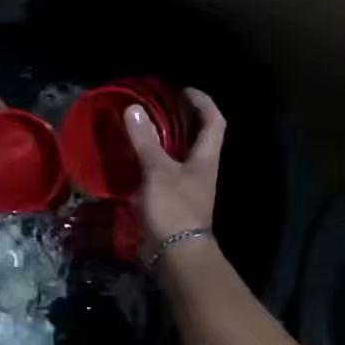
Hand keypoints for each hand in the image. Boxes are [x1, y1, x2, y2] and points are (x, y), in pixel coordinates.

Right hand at [123, 87, 224, 244]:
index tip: (183, 89)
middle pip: (196, 137)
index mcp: (206, 158)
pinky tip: (130, 160)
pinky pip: (161, 174)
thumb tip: (134, 109)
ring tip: (140, 129)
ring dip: (161, 141)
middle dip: (179, 119)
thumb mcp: (158, 171)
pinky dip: (148, 164)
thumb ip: (145, 140)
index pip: (214, 120)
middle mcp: (200, 170)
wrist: (176, 255)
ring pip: (177, 156)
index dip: (203, 101)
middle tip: (155, 106)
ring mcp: (187, 187)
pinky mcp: (171, 202)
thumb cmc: (174, 209)